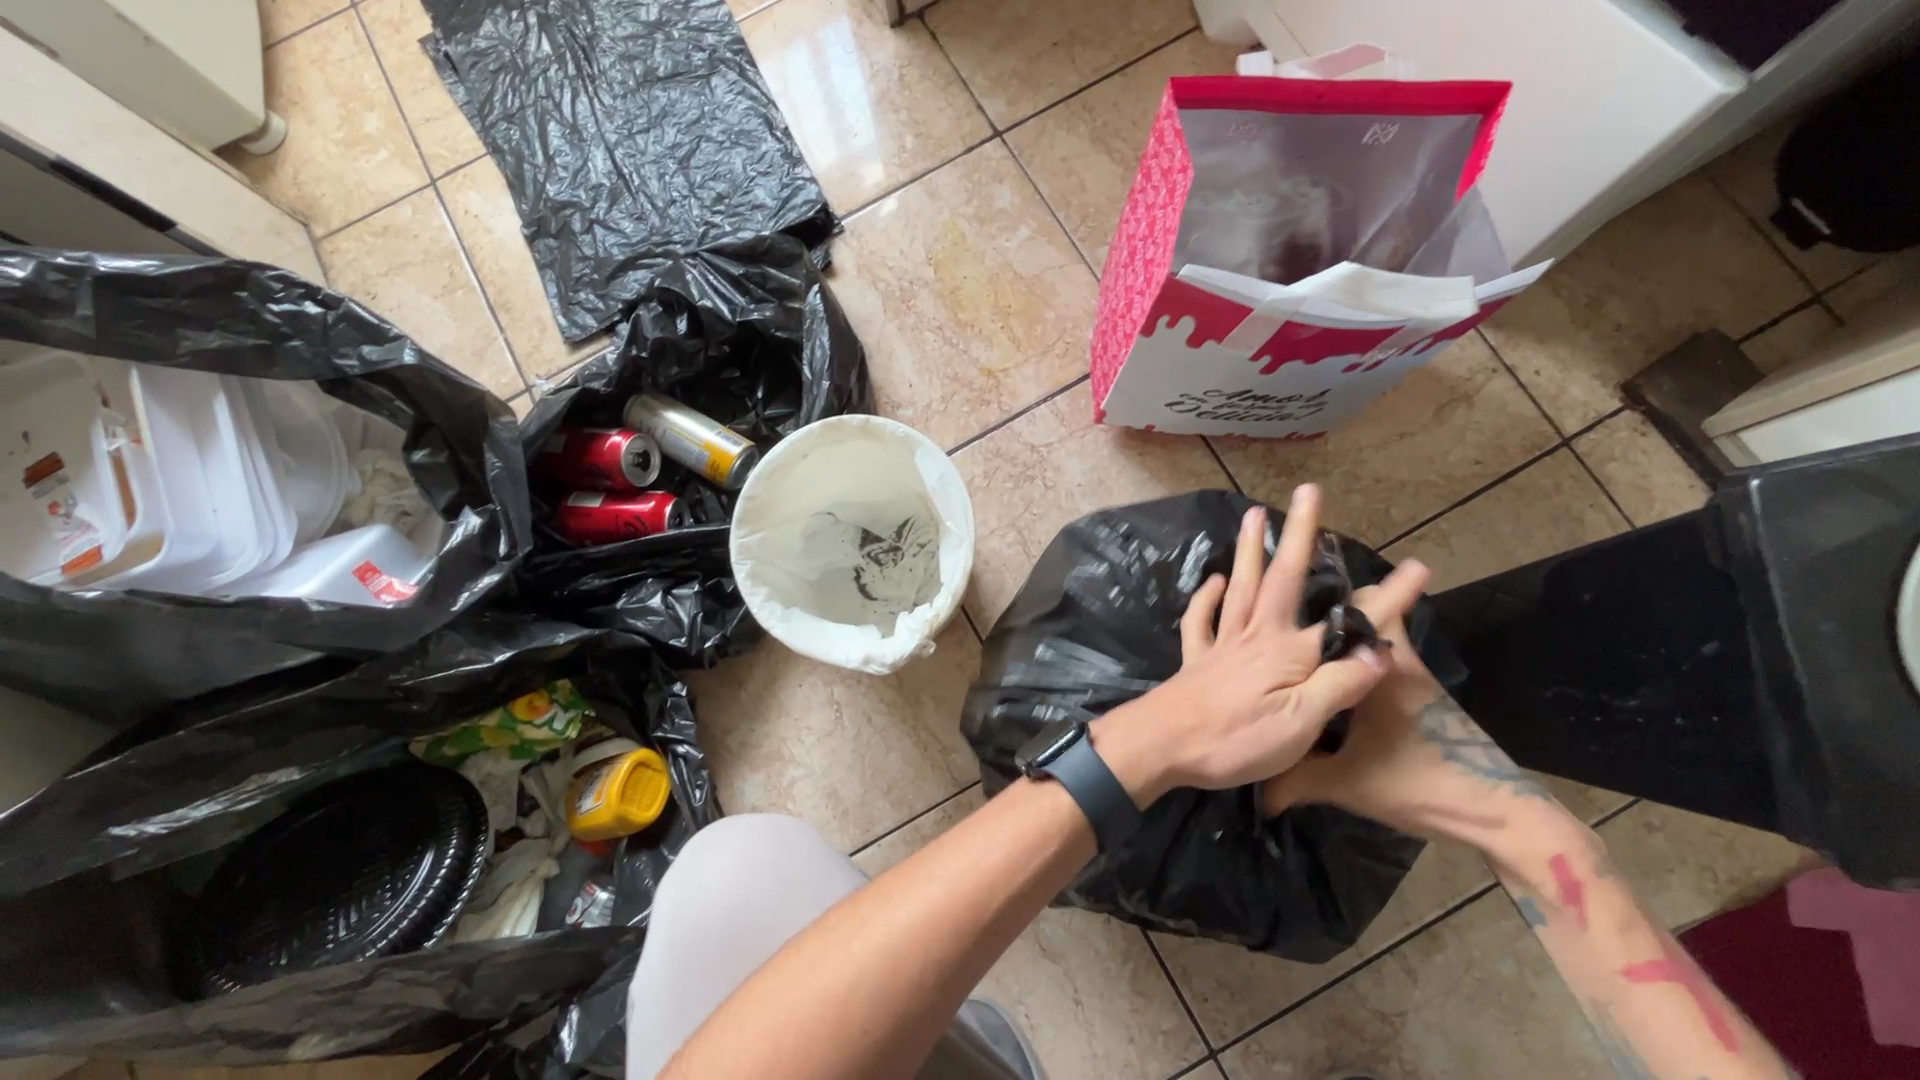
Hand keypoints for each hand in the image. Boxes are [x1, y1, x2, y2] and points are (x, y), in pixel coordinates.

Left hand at [1091, 484, 1429, 806]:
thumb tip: (1380, 652)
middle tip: (1307, 491)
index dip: (1387, 599)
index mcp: (1288, 652)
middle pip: (1282, 577)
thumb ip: (1339, 684)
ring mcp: (1222, 645)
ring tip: (1254, 513)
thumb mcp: (1300, 723)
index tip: (1420, 567)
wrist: (1160, 745)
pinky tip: (1214, 580)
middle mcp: (1256, 637)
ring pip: (1240, 586)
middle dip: (1299, 534)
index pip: (1350, 623)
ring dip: (1250, 549)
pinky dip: (1207, 596)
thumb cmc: (1234, 739)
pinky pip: (1201, 620)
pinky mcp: (1196, 660)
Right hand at [1259, 591, 1566, 847]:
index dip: (1325, 595)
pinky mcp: (1420, 703)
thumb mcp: (1345, 784)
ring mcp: (1413, 682)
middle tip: (1282, 634)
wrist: (1493, 815)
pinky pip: (1378, 672)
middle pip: (1363, 620)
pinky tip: (1322, 698)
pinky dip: (1352, 676)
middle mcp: (1397, 664)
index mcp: (1379, 668)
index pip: (1360, 604)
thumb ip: (1292, 780)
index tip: (1289, 598)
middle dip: (1326, 621)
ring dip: (1339, 651)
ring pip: (1371, 648)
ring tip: (1292, 665)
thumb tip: (1255, 786)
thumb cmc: (1419, 784)